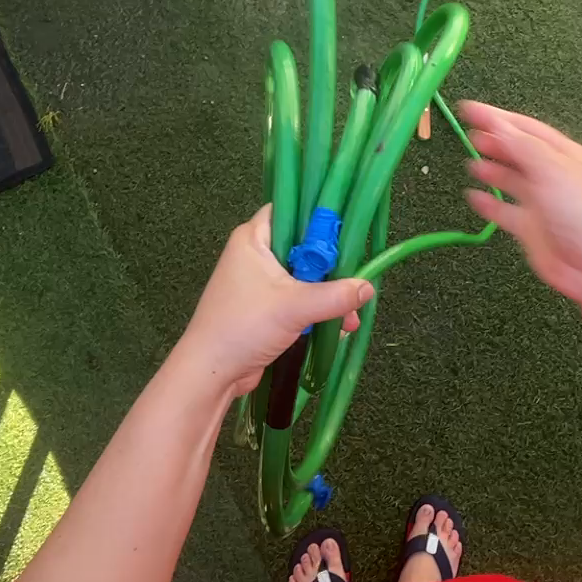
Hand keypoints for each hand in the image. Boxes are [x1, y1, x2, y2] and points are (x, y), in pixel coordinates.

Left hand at [173, 205, 373, 395]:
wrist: (212, 372)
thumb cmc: (245, 326)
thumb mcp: (295, 307)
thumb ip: (336, 296)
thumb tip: (369, 287)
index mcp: (253, 239)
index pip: (289, 209)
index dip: (317, 215)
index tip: (347, 228)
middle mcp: (255, 254)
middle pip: (303, 246)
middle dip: (332, 266)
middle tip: (356, 278)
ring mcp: (260, 282)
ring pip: (305, 276)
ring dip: (329, 294)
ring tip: (351, 316)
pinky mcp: (265, 307)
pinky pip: (299, 299)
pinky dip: (317, 309)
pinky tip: (339, 326)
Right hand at [460, 101, 581, 306]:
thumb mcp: (554, 171)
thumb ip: (523, 147)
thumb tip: (498, 125)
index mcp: (566, 156)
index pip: (527, 129)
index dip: (498, 118)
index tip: (469, 110)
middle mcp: (554, 176)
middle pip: (519, 152)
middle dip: (494, 142)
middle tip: (469, 134)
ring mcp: (543, 203)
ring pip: (512, 181)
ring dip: (492, 169)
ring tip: (471, 163)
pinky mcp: (532, 230)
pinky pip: (506, 212)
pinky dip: (489, 204)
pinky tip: (474, 196)